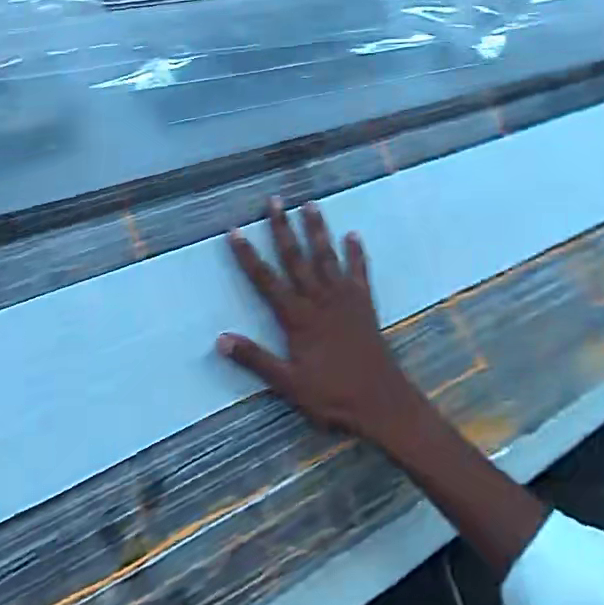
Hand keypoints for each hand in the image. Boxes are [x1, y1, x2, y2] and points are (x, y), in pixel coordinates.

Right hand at [219, 198, 427, 441]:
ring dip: (318, 230)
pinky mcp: (364, 305)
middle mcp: (319, 300)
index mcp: (297, 317)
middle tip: (274, 201)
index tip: (235, 231)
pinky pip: (359, 273)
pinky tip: (353, 235)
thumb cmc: (332, 396)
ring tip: (310, 204)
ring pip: (326, 257)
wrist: (383, 403)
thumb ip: (255, 359)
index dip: (248, 255)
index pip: (266, 279)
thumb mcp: (288, 383)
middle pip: (296, 258)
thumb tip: (220, 339)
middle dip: (282, 228)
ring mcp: (344, 300)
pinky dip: (356, 254)